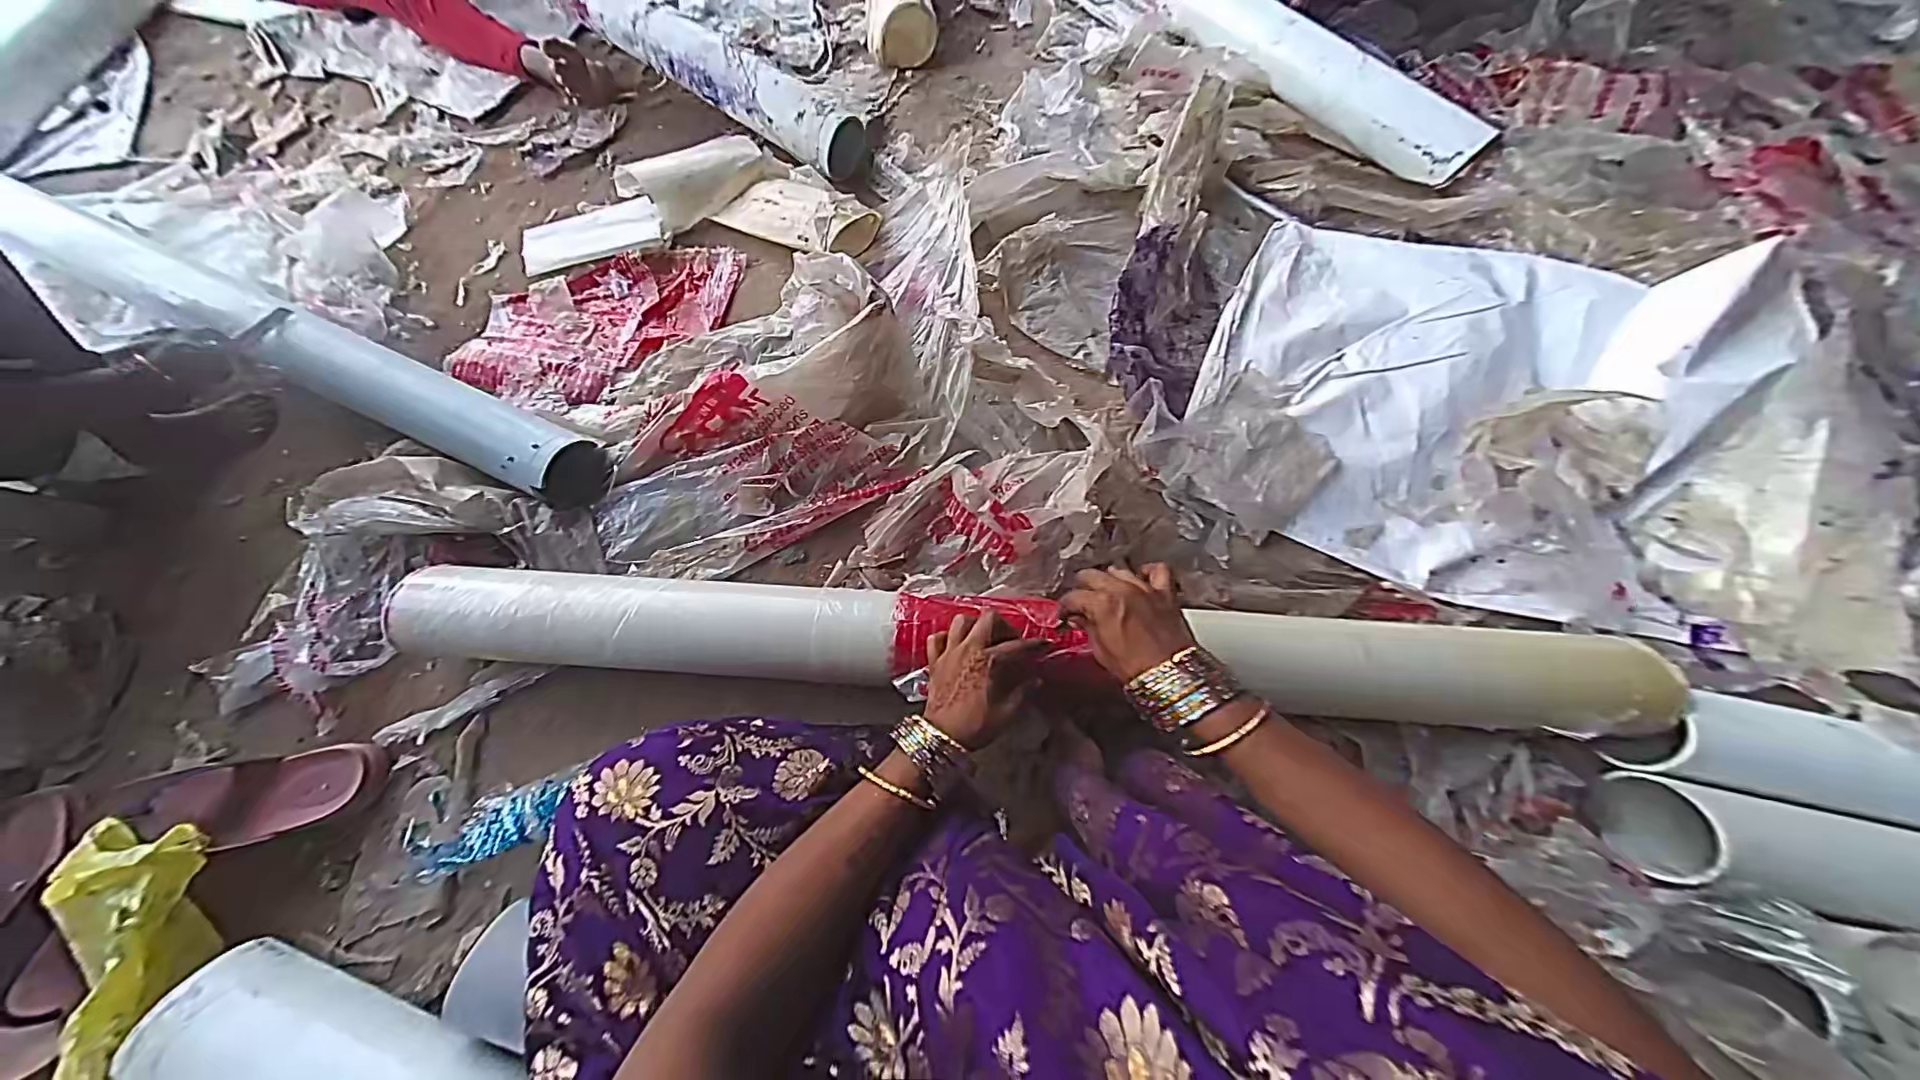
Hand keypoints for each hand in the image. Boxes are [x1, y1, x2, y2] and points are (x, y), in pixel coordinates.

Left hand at [924, 611, 1050, 749]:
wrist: (941, 736)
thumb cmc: (975, 725)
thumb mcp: (1006, 712)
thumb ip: (1022, 692)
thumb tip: (1036, 680)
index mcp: (988, 661)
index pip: (1017, 646)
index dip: (1035, 645)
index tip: (1045, 644)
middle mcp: (968, 649)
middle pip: (988, 619)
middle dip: (1004, 625)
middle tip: (1010, 639)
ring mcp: (949, 652)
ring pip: (961, 621)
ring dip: (975, 625)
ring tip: (983, 637)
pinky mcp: (934, 660)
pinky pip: (937, 637)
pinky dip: (947, 637)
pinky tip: (956, 645)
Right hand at [1059, 564, 1196, 680]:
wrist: (1170, 674)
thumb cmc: (1135, 667)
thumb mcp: (1101, 650)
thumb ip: (1088, 628)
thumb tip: (1080, 619)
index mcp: (1101, 604)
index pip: (1073, 597)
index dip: (1065, 606)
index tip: (1064, 613)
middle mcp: (1122, 590)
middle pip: (1092, 575)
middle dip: (1082, 588)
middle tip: (1081, 600)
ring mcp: (1144, 589)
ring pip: (1119, 570)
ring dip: (1108, 579)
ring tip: (1106, 590)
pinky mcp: (1164, 593)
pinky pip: (1157, 570)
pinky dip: (1147, 571)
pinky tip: (1140, 578)